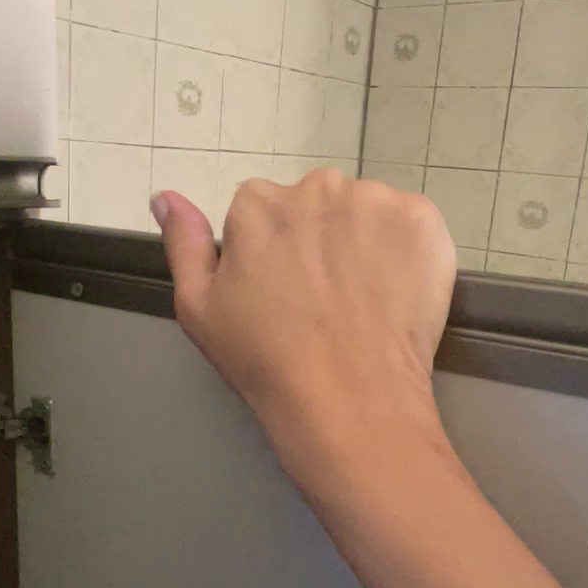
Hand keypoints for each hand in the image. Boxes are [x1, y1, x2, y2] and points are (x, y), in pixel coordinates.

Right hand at [151, 169, 455, 473]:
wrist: (348, 399)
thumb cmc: (266, 360)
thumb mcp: (199, 307)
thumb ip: (183, 242)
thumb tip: (165, 195)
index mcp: (258, 204)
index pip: (263, 211)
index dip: (273, 255)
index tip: (283, 293)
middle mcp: (316, 188)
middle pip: (316, 204)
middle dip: (318, 240)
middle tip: (323, 300)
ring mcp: (375, 202)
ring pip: (364, 212)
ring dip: (363, 242)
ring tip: (360, 301)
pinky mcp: (423, 222)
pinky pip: (409, 225)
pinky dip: (405, 251)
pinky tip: (394, 293)